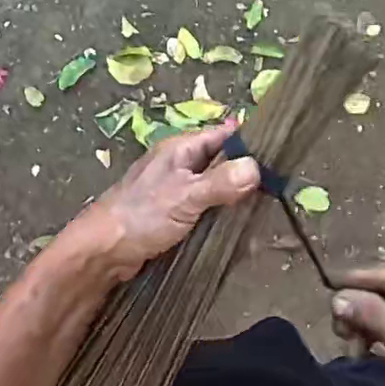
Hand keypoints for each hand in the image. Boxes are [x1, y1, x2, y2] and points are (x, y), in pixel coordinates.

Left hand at [59, 121, 259, 281]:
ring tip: (264, 210)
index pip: (223, 135)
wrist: (103, 250)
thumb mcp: (185, 195)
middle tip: (279, 189)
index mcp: (181, 149)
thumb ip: (220, 182)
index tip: (282, 153)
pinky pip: (205, 207)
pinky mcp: (173, 213)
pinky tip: (237, 227)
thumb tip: (256, 167)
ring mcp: (176, 188)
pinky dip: (221, 213)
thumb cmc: (142, 215)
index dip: (250, 141)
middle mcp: (179, 163)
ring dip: (234, 196)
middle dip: (246, 173)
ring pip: (215, 185)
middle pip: (222, 160)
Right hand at [330, 265, 384, 385]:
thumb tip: (336, 297)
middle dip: (360, 306)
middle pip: (384, 284)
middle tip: (342, 333)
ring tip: (356, 344)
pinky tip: (373, 342)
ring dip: (371, 318)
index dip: (351, 282)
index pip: (382, 273)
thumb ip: (372, 315)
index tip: (324, 291)